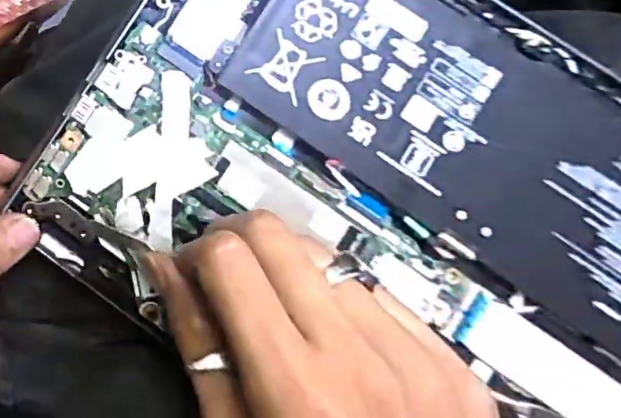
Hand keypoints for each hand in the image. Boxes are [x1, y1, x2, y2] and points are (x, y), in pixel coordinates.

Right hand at [146, 211, 494, 417]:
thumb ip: (198, 346)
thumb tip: (166, 266)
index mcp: (296, 387)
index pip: (228, 257)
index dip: (197, 255)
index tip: (192, 275)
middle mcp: (359, 357)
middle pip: (274, 233)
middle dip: (238, 242)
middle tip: (230, 279)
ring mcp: (416, 359)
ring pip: (325, 254)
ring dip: (294, 273)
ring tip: (291, 321)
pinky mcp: (454, 368)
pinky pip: (380, 292)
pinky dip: (347, 303)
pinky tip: (345, 347)